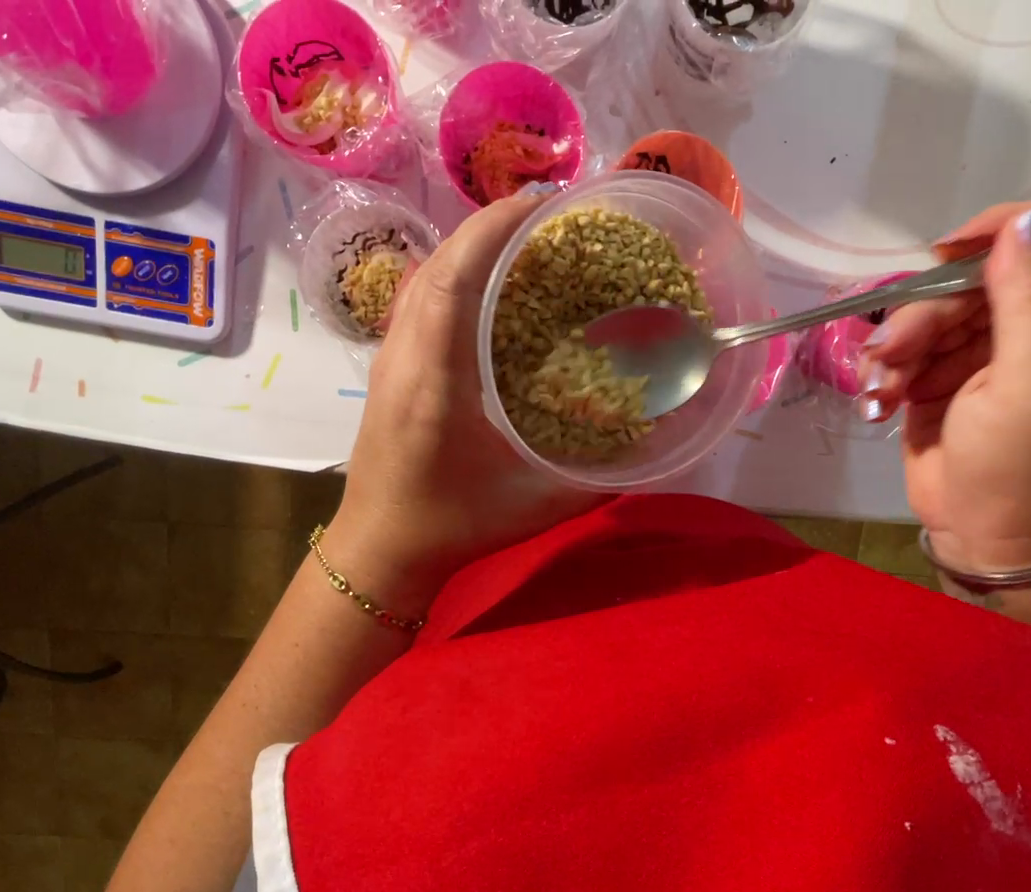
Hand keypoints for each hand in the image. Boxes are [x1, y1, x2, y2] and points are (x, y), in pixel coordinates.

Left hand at [326, 192, 606, 614]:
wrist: (381, 548)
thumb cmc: (453, 526)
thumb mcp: (533, 507)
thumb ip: (595, 480)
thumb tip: (649, 449)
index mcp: (436, 381)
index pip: (453, 280)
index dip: (492, 230)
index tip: (540, 204)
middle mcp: (405, 356)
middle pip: (437, 265)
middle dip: (488, 227)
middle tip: (546, 218)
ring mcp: (390, 358)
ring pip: (422, 278)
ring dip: (468, 248)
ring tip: (521, 242)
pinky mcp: (389, 367)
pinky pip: (418, 300)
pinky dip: (453, 275)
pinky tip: (488, 287)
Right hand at [857, 202, 1030, 573]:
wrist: (983, 543)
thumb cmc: (1026, 470)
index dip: (1005, 235)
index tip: (949, 252)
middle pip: (975, 280)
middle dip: (927, 309)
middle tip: (894, 349)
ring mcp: (983, 356)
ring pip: (932, 313)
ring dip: (898, 344)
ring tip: (881, 384)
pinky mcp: (939, 382)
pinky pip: (907, 351)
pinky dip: (887, 371)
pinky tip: (880, 400)